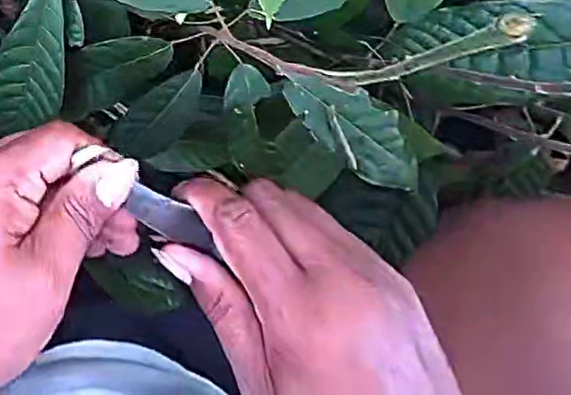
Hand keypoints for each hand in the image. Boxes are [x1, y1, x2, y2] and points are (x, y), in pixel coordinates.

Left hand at [0, 122, 141, 393]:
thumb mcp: (47, 270)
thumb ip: (83, 212)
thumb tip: (121, 169)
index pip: (64, 139)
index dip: (102, 164)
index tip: (129, 199)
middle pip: (56, 153)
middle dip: (95, 187)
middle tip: (126, 227)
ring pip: (47, 172)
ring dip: (81, 202)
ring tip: (114, 239)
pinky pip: (30, 189)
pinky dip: (58, 210)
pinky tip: (85, 239)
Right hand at [154, 179, 460, 394]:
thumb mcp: (262, 384)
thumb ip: (222, 307)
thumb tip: (178, 251)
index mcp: (303, 311)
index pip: (240, 219)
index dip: (203, 195)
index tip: (181, 195)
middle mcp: (342, 275)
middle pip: (268, 196)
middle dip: (232, 200)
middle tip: (209, 227)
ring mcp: (373, 268)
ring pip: (300, 202)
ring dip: (266, 211)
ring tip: (250, 247)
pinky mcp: (392, 271)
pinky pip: (332, 225)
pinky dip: (301, 228)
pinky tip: (293, 263)